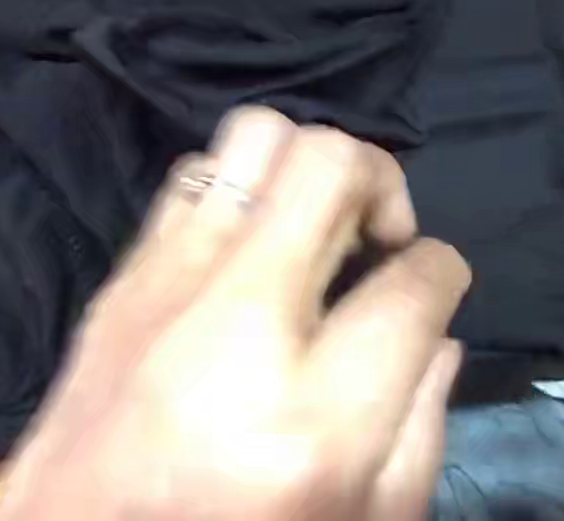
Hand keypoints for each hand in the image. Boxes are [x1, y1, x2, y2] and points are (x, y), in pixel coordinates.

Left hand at [0, 107, 471, 520]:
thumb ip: (423, 423)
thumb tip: (436, 324)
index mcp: (311, 426)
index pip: (414, 285)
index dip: (444, 269)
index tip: (435, 280)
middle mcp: (236, 334)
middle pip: (331, 167)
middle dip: (382, 177)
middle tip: (381, 230)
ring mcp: (165, 294)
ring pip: (259, 137)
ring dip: (309, 163)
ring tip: (319, 221)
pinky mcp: (119, 284)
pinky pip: (196, 174)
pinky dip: (244, 186)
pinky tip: (253, 241)